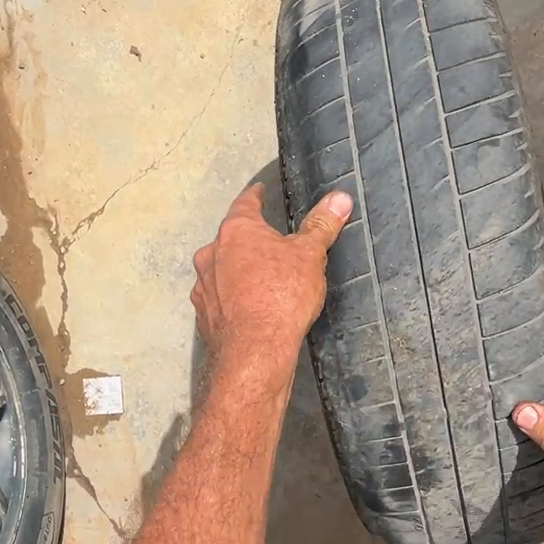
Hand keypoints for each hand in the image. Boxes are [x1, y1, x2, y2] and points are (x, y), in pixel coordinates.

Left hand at [191, 184, 351, 372]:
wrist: (255, 350)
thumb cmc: (282, 295)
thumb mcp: (311, 255)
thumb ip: (322, 225)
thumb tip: (339, 198)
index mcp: (237, 231)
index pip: (246, 203)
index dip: (255, 196)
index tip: (258, 192)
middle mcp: (212, 253)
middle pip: (231, 239)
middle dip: (248, 241)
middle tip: (268, 246)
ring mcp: (204, 285)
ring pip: (221, 270)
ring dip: (237, 271)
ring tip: (260, 282)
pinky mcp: (204, 315)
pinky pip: (219, 298)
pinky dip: (231, 299)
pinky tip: (249, 309)